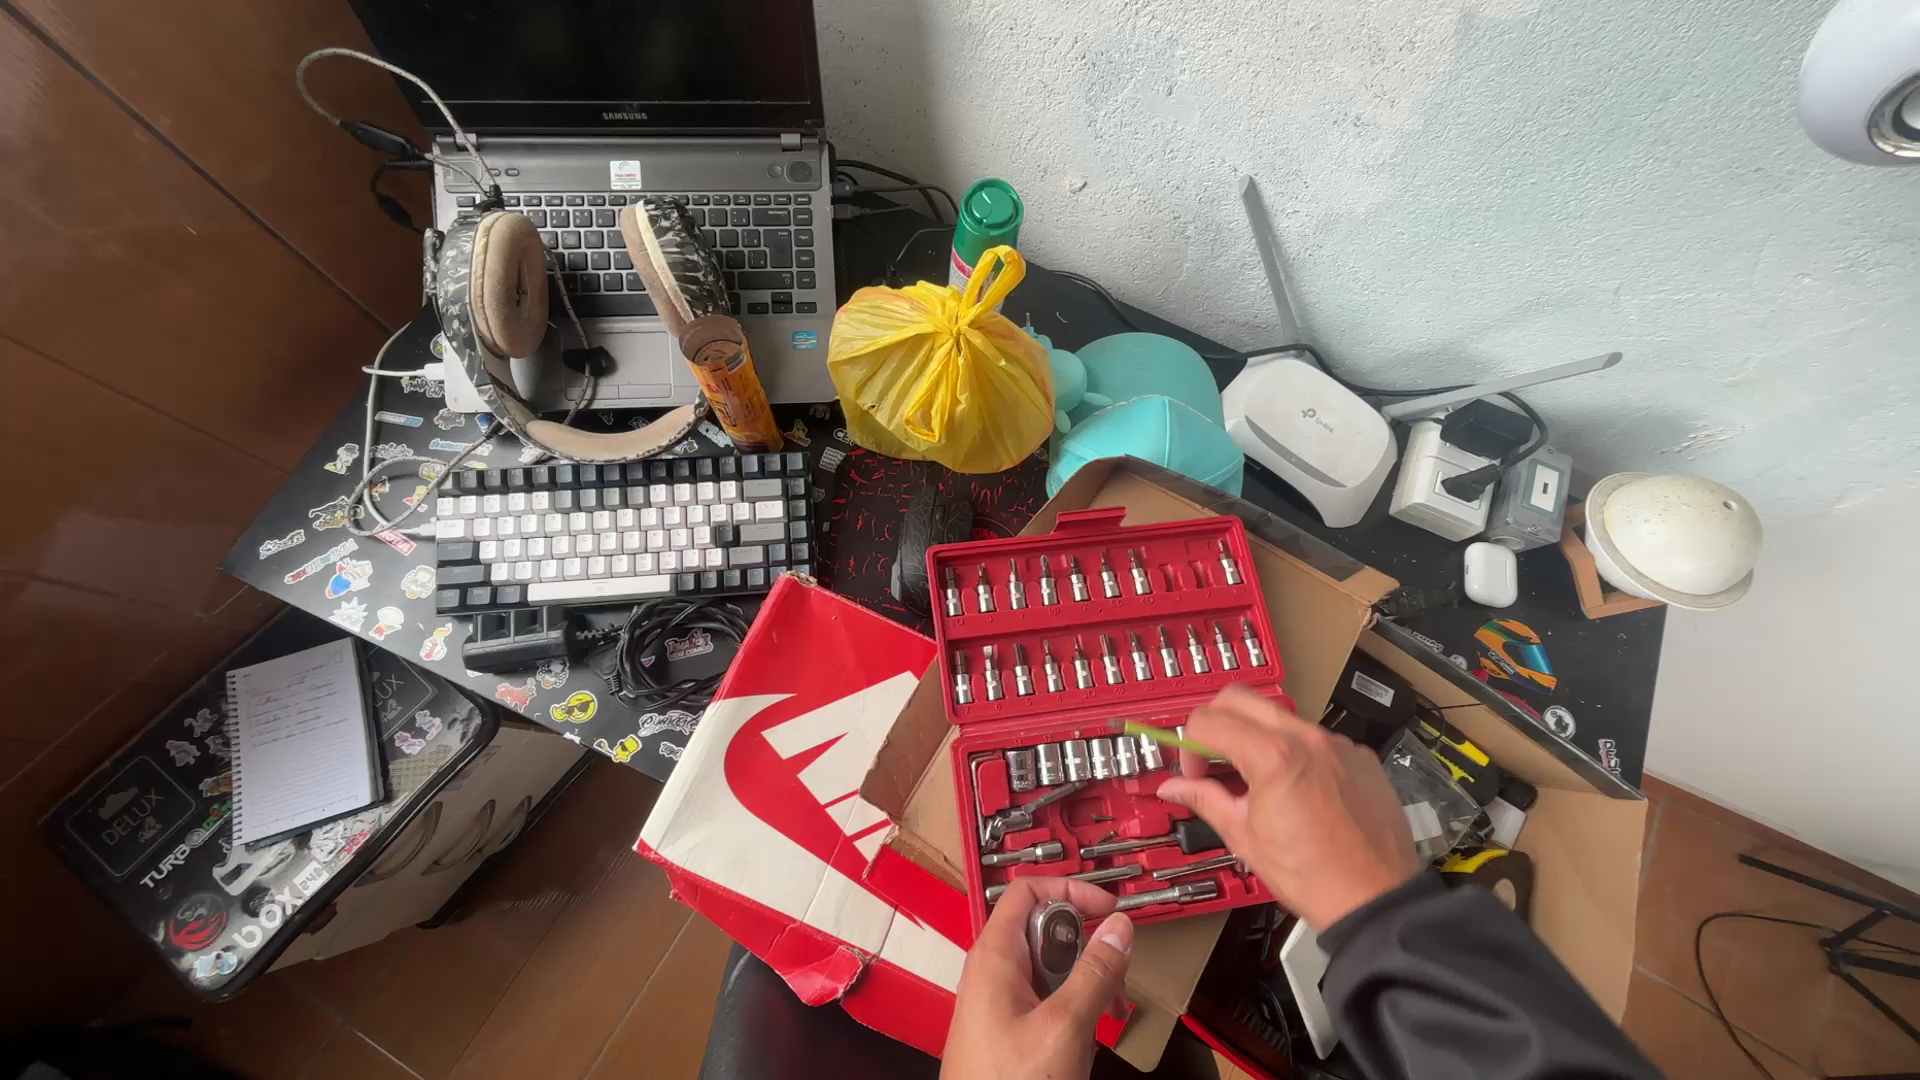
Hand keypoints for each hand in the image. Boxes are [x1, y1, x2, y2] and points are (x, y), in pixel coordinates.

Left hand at [941, 877, 1132, 1079]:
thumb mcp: (1065, 1027)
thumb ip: (1095, 973)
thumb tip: (1119, 926)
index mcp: (995, 953)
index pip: (1029, 890)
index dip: (1070, 889)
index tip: (1108, 909)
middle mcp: (992, 968)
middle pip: (1043, 929)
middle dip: (1085, 946)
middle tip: (1116, 977)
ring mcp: (997, 999)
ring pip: (1048, 967)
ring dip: (1083, 983)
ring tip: (1109, 1015)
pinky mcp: (1005, 1028)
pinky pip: (1043, 999)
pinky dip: (1070, 1008)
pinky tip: (1086, 1039)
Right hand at [1157, 684, 1417, 929]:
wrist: (1377, 902)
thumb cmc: (1314, 877)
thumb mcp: (1244, 837)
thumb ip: (1204, 799)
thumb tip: (1172, 786)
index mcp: (1272, 756)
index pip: (1207, 721)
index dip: (1189, 746)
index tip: (1194, 773)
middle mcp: (1306, 738)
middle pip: (1238, 698)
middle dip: (1215, 721)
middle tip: (1213, 758)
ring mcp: (1337, 743)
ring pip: (1278, 715)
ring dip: (1255, 735)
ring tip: (1255, 779)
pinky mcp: (1359, 756)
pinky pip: (1314, 737)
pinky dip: (1294, 751)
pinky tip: (1296, 788)